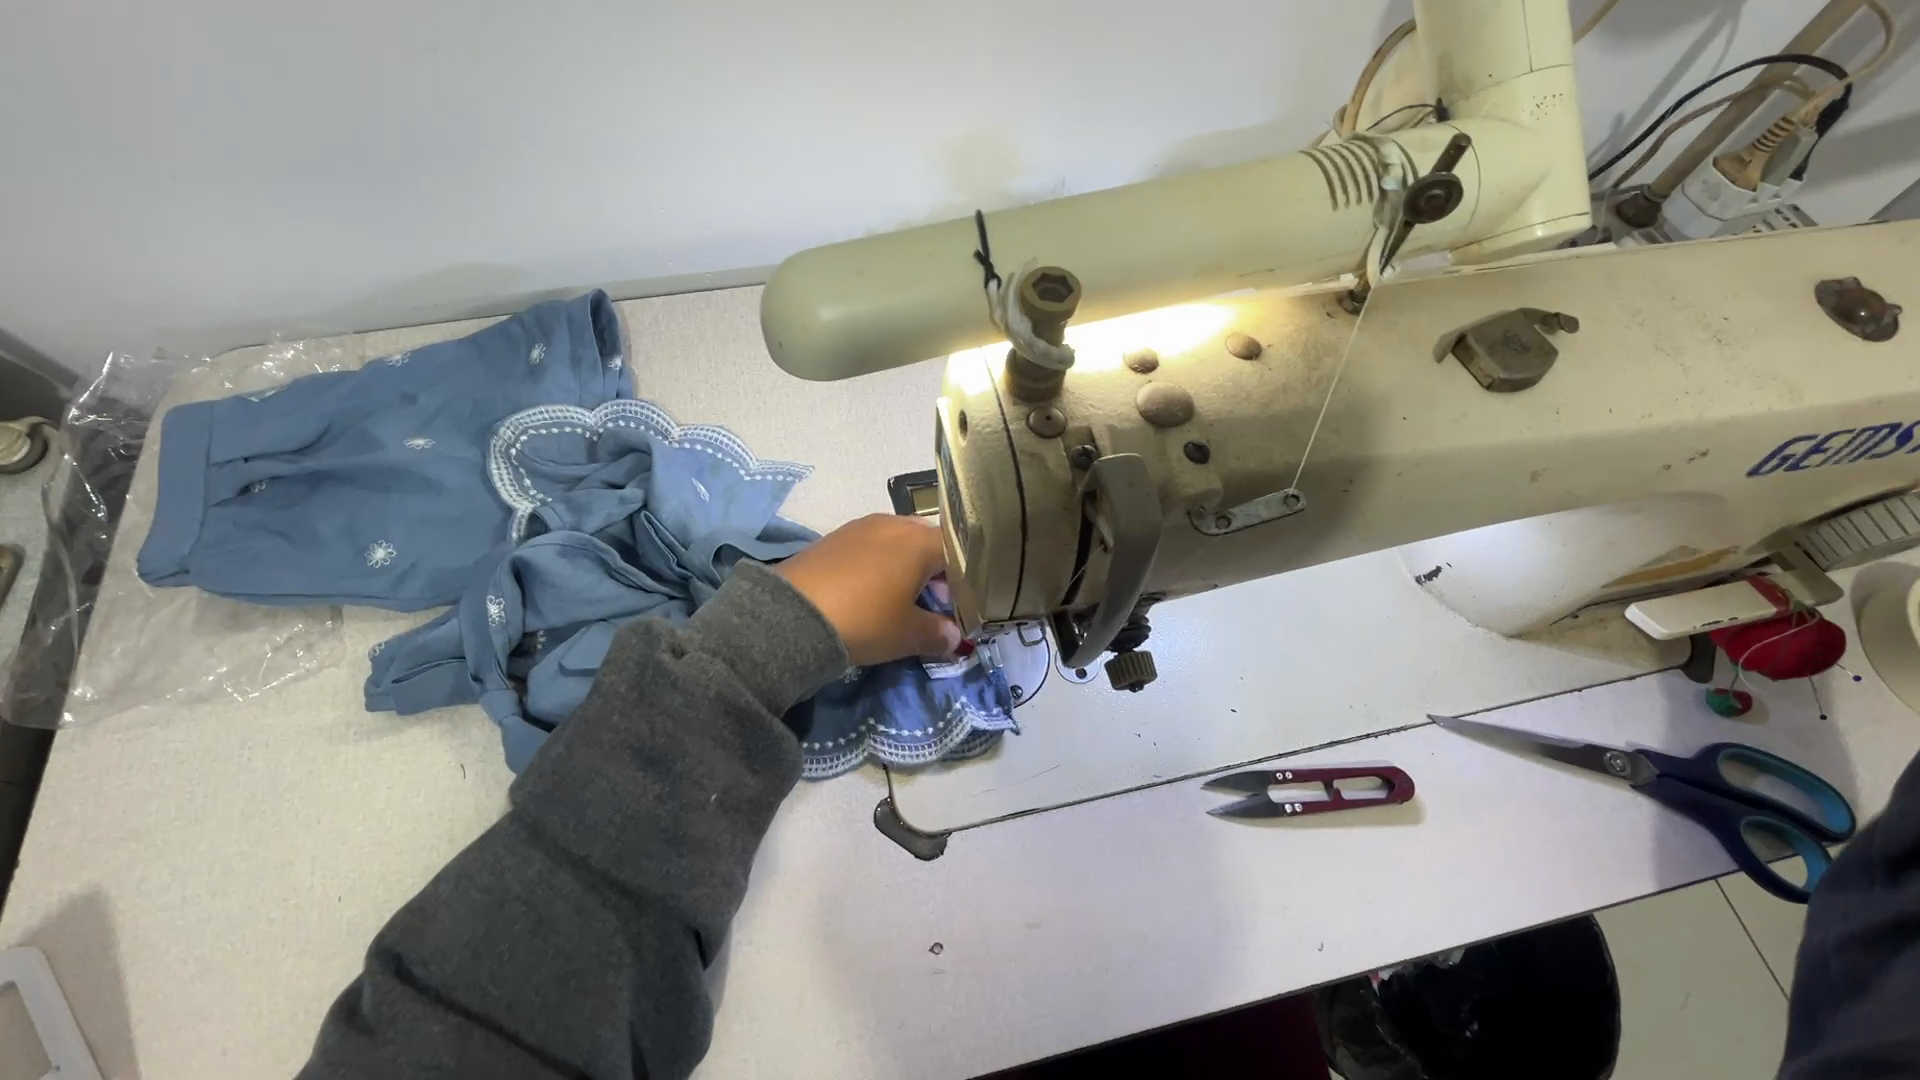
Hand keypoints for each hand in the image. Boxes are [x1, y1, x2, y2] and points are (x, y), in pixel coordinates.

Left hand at [774, 514, 962, 665]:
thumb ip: (937, 634)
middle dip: (933, 572)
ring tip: (897, 600)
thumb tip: (954, 637)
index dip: (962, 580)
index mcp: (919, 541)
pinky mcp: (833, 538)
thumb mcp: (906, 635)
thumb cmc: (864, 620)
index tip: (956, 607)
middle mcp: (893, 524)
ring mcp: (860, 527)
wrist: (792, 616)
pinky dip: (877, 566)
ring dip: (904, 568)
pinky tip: (867, 593)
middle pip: (926, 543)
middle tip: (930, 605)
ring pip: (897, 543)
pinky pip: (869, 547)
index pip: (957, 551)